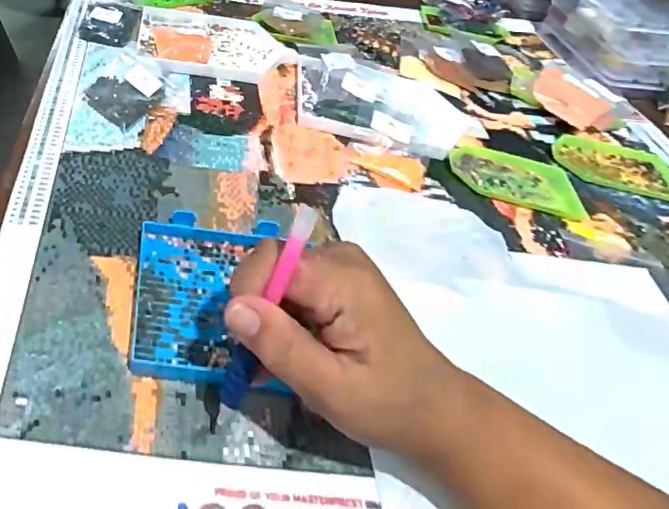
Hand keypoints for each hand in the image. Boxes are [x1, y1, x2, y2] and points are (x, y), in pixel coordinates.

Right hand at [224, 239, 464, 458]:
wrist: (437, 411)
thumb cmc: (388, 404)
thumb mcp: (329, 388)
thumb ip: (280, 346)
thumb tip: (231, 309)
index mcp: (342, 278)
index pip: (272, 258)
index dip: (248, 291)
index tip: (245, 338)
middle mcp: (339, 256)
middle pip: (274, 264)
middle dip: (258, 308)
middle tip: (261, 359)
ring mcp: (341, 263)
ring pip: (280, 275)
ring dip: (270, 316)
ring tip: (280, 362)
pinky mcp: (340, 276)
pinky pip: (295, 283)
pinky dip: (285, 315)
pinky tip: (295, 349)